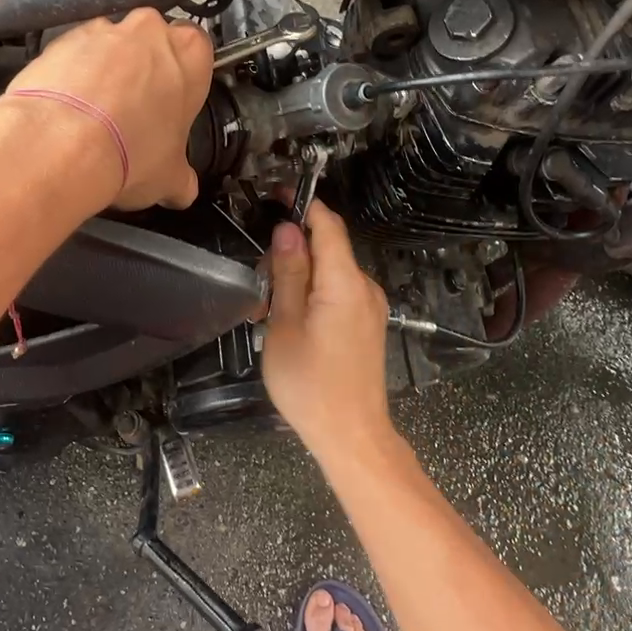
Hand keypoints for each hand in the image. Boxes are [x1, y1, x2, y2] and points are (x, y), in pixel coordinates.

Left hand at [1, 8, 213, 210]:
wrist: (60, 145)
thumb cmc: (122, 148)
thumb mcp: (171, 177)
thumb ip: (182, 176)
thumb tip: (179, 186)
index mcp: (190, 53)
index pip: (199, 54)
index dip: (184, 83)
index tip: (174, 106)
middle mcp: (147, 33)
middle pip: (152, 46)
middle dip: (144, 76)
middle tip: (135, 117)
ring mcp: (102, 33)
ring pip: (110, 49)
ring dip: (106, 76)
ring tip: (98, 121)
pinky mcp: (60, 42)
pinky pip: (72, 57)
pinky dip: (71, 79)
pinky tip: (71, 116)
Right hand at [260, 200, 395, 454]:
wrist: (351, 436)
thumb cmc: (311, 385)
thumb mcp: (285, 326)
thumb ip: (288, 275)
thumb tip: (287, 232)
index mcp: (345, 283)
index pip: (327, 224)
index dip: (303, 204)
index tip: (276, 194)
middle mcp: (366, 288)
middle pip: (330, 247)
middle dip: (295, 247)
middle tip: (261, 270)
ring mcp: (371, 308)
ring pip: (333, 272)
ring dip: (303, 273)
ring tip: (271, 302)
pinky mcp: (369, 325)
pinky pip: (341, 293)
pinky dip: (316, 292)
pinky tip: (293, 317)